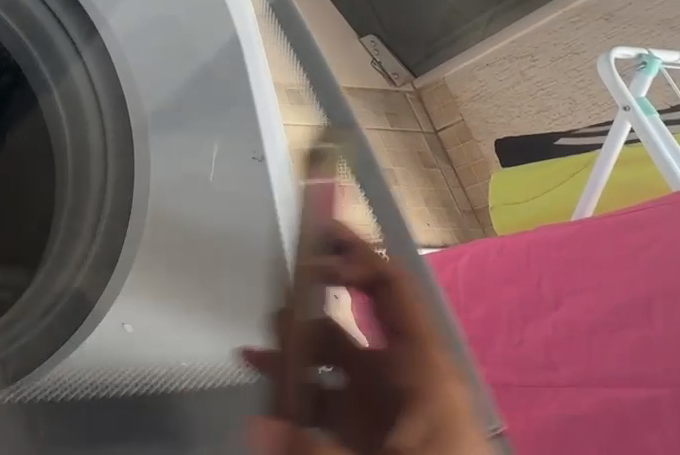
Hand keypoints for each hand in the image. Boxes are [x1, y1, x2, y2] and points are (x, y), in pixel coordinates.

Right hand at [241, 224, 489, 454]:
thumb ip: (323, 443)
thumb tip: (260, 423)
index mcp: (422, 365)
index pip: (391, 287)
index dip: (354, 256)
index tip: (311, 244)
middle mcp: (397, 371)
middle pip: (349, 311)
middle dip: (307, 293)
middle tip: (274, 282)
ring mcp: (376, 397)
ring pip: (325, 349)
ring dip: (290, 340)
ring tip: (258, 347)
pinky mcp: (359, 422)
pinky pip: (317, 386)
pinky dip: (287, 376)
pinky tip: (257, 368)